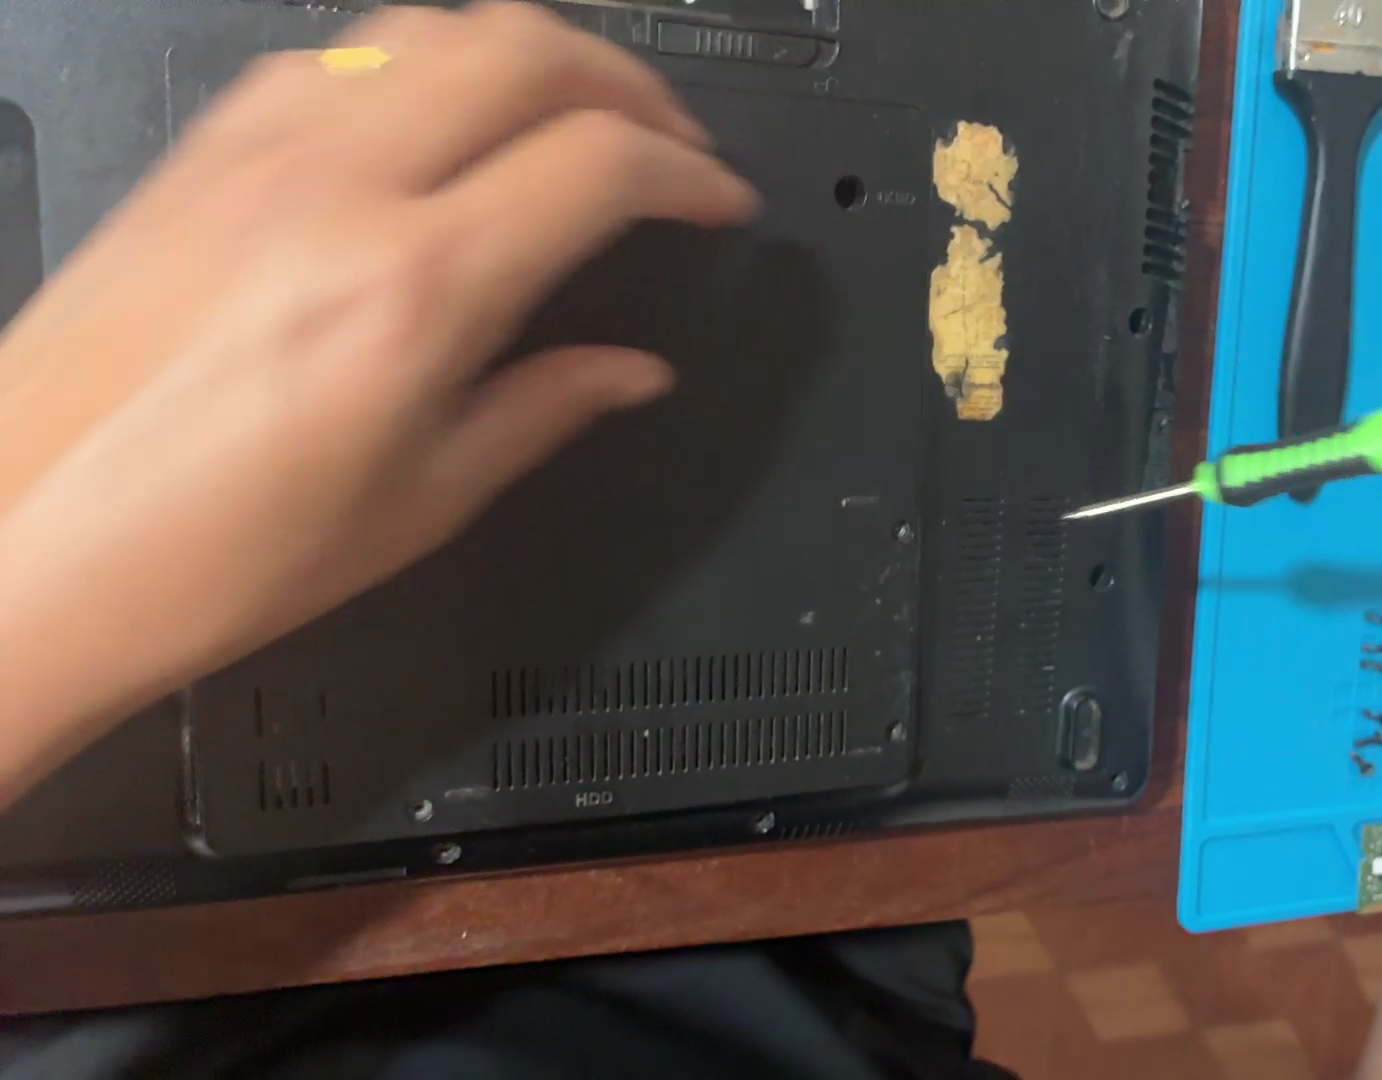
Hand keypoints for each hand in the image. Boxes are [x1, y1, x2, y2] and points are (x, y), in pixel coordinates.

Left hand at [0, 2, 755, 797]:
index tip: (725, 201)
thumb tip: (634, 374)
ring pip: (435, 28)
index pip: (596, 168)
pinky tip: (469, 127)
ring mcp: (257, 155)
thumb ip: (552, 406)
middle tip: (680, 144)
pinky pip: (351, 59)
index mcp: (416, 289)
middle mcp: (334, 191)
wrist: (19, 546)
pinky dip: (444, 71)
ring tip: (593, 119)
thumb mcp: (437, 491)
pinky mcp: (205, 155)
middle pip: (520, 52)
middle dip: (630, 85)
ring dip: (541, 59)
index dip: (687, 176)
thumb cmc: (231, 547)